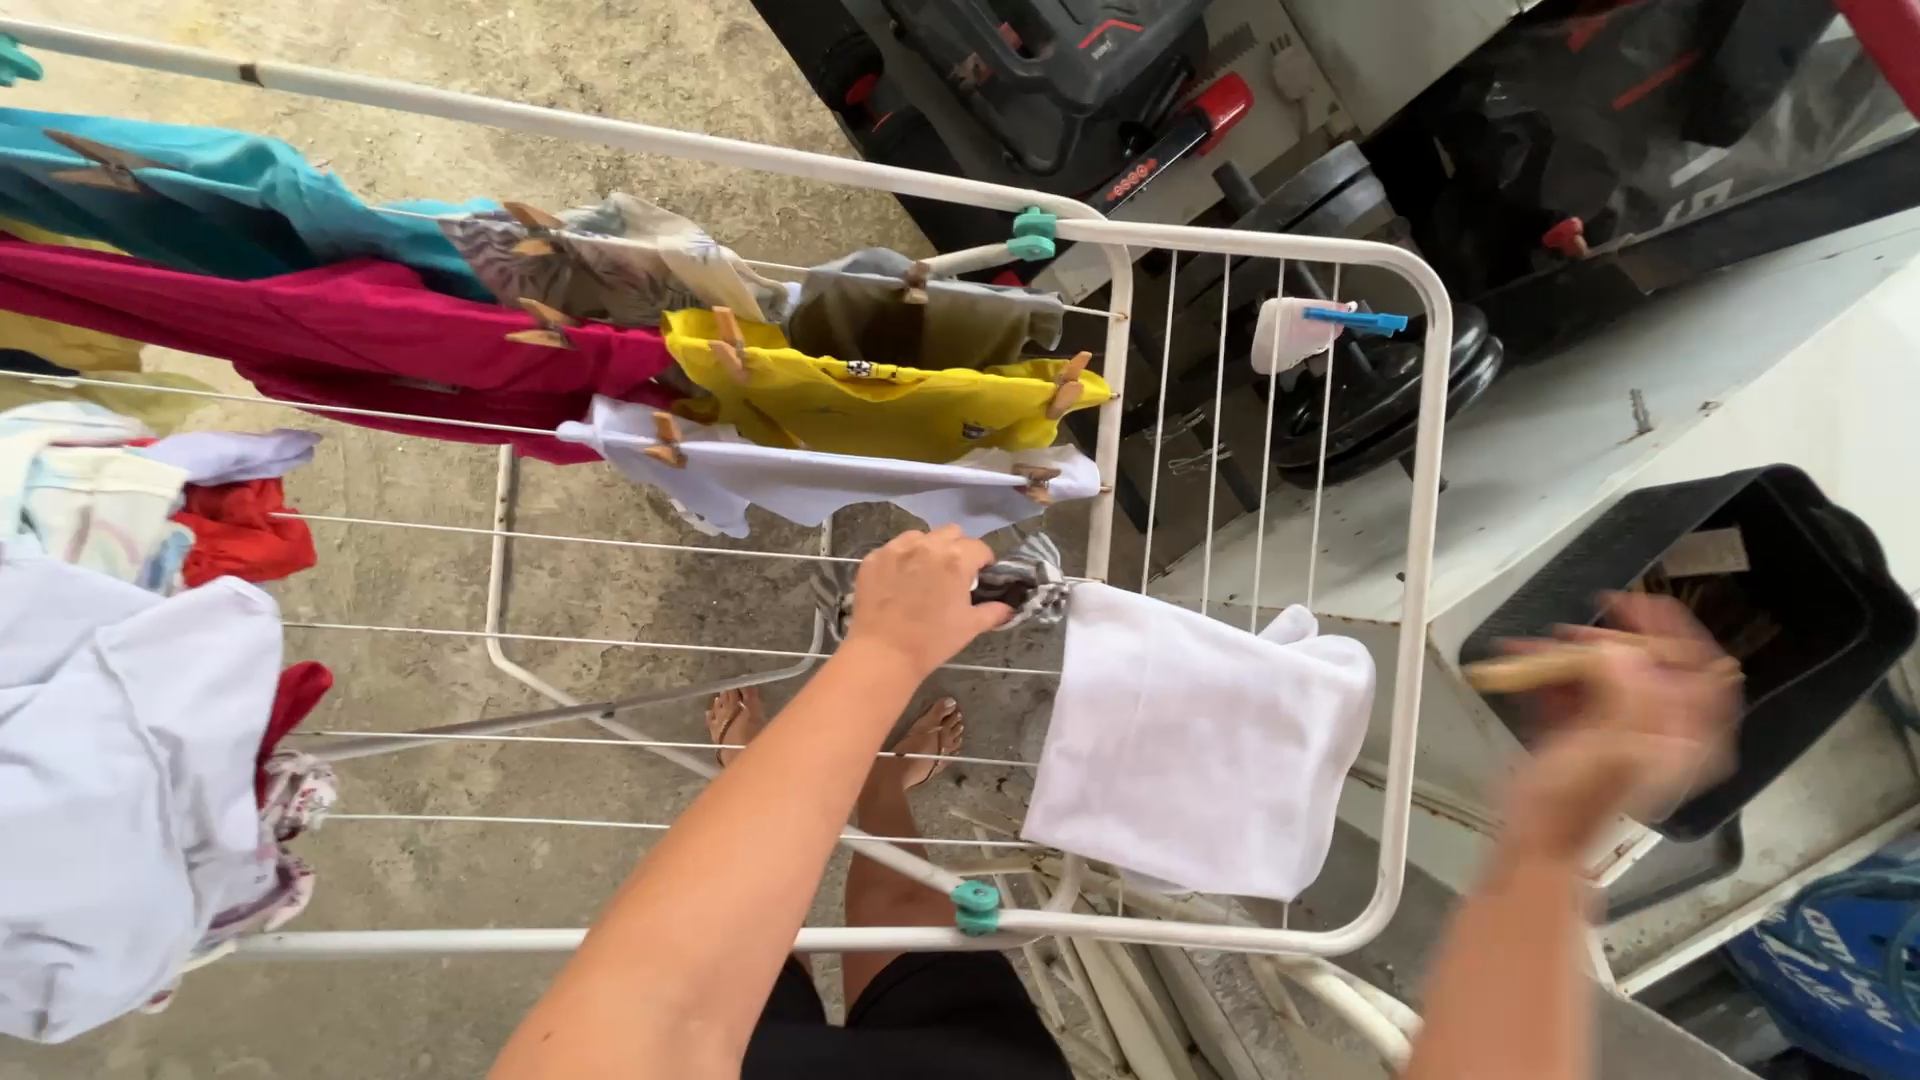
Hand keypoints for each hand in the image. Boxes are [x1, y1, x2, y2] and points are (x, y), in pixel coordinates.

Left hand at [843, 526, 1011, 677]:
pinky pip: (894, 548)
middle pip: (952, 533)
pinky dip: (902, 558)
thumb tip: (1009, 608)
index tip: (979, 577)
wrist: (883, 653)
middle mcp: (928, 546)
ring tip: (924, 572)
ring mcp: (897, 549)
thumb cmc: (932, 641)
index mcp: (956, 559)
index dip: (983, 562)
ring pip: (921, 536)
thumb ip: (994, 611)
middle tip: (953, 573)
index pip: (980, 548)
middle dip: (957, 549)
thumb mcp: (971, 626)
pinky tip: (899, 580)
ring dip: (929, 548)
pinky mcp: (874, 557)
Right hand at [1501, 592, 1740, 858]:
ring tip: (1528, 648)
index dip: (1672, 633)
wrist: (1535, 837)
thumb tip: (1621, 653)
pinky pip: (1567, 692)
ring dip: (1563, 657)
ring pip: (1599, 677)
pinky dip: (1542, 676)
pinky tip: (1515, 667)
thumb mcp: (1607, 749)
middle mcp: (1655, 730)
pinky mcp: (1578, 734)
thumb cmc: (1573, 803)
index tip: (1635, 603)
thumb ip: (1625, 699)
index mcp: (1681, 737)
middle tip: (1570, 632)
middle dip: (1604, 644)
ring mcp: (1615, 732)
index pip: (1699, 671)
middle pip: (1644, 668)